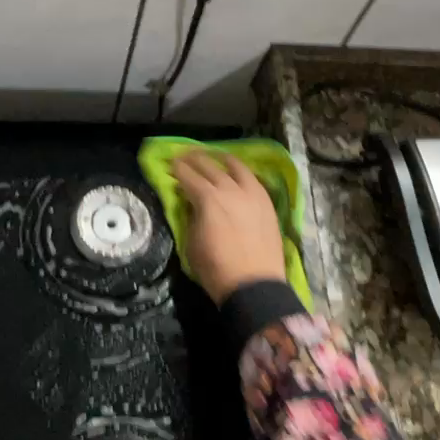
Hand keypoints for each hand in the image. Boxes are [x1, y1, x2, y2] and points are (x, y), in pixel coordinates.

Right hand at [171, 153, 286, 305]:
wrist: (254, 285)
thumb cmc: (215, 268)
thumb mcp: (191, 243)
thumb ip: (191, 218)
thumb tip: (192, 204)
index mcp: (208, 199)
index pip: (189, 177)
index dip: (178, 169)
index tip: (171, 163)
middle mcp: (230, 190)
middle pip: (211, 167)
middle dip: (197, 159)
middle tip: (187, 154)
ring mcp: (252, 195)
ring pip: (237, 168)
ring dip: (223, 159)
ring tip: (216, 155)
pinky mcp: (267, 204)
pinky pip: (254, 180)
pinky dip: (243, 173)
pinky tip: (240, 173)